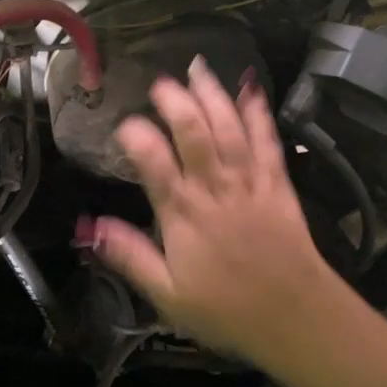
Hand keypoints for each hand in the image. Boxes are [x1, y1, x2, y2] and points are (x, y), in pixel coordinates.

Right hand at [88, 56, 338, 361]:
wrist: (294, 318)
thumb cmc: (227, 309)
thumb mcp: (168, 296)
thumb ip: (131, 257)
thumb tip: (92, 226)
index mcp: (184, 214)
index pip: (154, 164)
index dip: (137, 137)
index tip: (124, 123)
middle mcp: (214, 189)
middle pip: (194, 134)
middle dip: (176, 102)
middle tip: (160, 82)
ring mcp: (248, 181)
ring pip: (228, 128)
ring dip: (213, 96)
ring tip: (197, 68)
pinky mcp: (277, 181)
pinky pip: (267, 141)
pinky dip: (258, 113)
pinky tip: (250, 88)